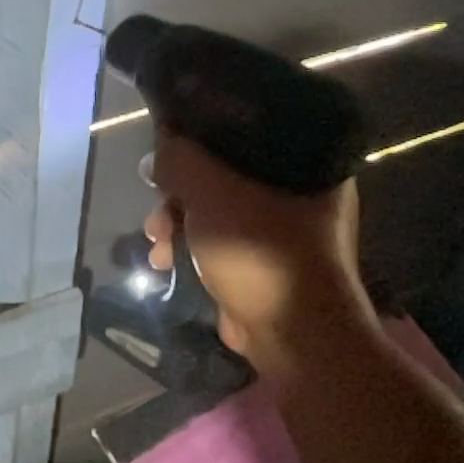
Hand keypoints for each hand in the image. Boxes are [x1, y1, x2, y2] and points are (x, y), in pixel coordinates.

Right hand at [141, 130, 375, 371]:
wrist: (292, 331)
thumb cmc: (259, 250)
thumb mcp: (211, 192)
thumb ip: (180, 160)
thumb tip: (159, 151)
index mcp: (305, 162)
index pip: (244, 131)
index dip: (198, 141)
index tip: (168, 160)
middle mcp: (300, 192)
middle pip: (221, 176)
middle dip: (177, 196)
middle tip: (157, 217)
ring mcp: (282, 231)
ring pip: (215, 211)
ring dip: (176, 226)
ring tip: (158, 249)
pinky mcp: (263, 263)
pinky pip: (219, 241)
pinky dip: (190, 249)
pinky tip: (168, 264)